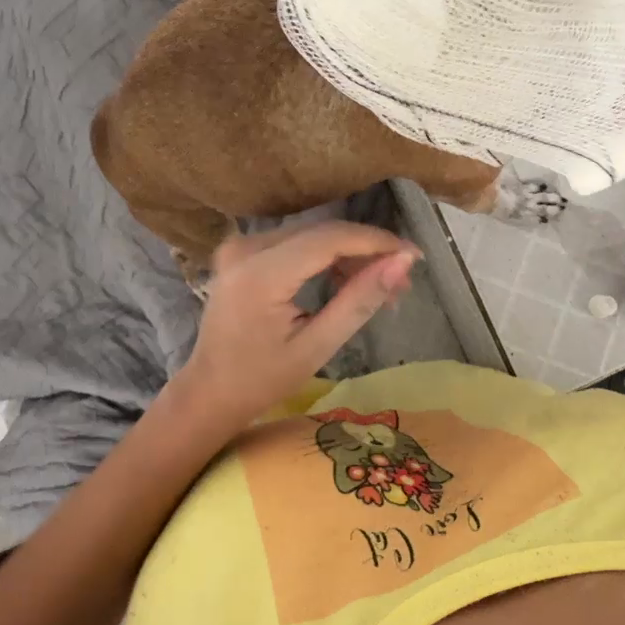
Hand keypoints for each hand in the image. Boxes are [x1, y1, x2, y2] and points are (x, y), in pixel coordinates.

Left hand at [175, 221, 418, 427]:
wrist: (210, 391)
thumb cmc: (262, 380)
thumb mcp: (317, 345)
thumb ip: (359, 300)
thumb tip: (402, 263)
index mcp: (261, 274)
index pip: (330, 238)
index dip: (377, 242)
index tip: (415, 256)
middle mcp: (246, 248)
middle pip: (322, 232)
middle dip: (367, 252)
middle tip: (402, 283)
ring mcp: (240, 246)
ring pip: (312, 235)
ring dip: (350, 255)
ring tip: (382, 288)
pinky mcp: (242, 252)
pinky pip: (296, 243)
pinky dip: (326, 258)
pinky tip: (348, 283)